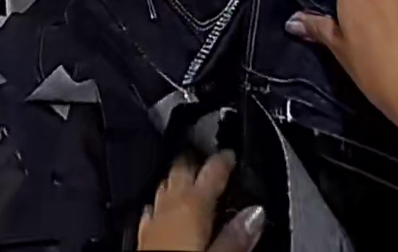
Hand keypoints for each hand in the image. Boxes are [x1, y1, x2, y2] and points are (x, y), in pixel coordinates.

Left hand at [136, 150, 265, 251]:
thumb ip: (237, 236)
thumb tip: (256, 212)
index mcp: (193, 205)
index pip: (212, 170)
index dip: (224, 159)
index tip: (232, 155)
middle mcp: (170, 206)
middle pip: (183, 170)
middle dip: (197, 162)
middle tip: (212, 162)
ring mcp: (152, 222)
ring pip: (167, 186)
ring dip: (179, 181)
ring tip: (193, 181)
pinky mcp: (141, 240)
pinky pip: (152, 210)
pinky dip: (163, 205)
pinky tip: (164, 211)